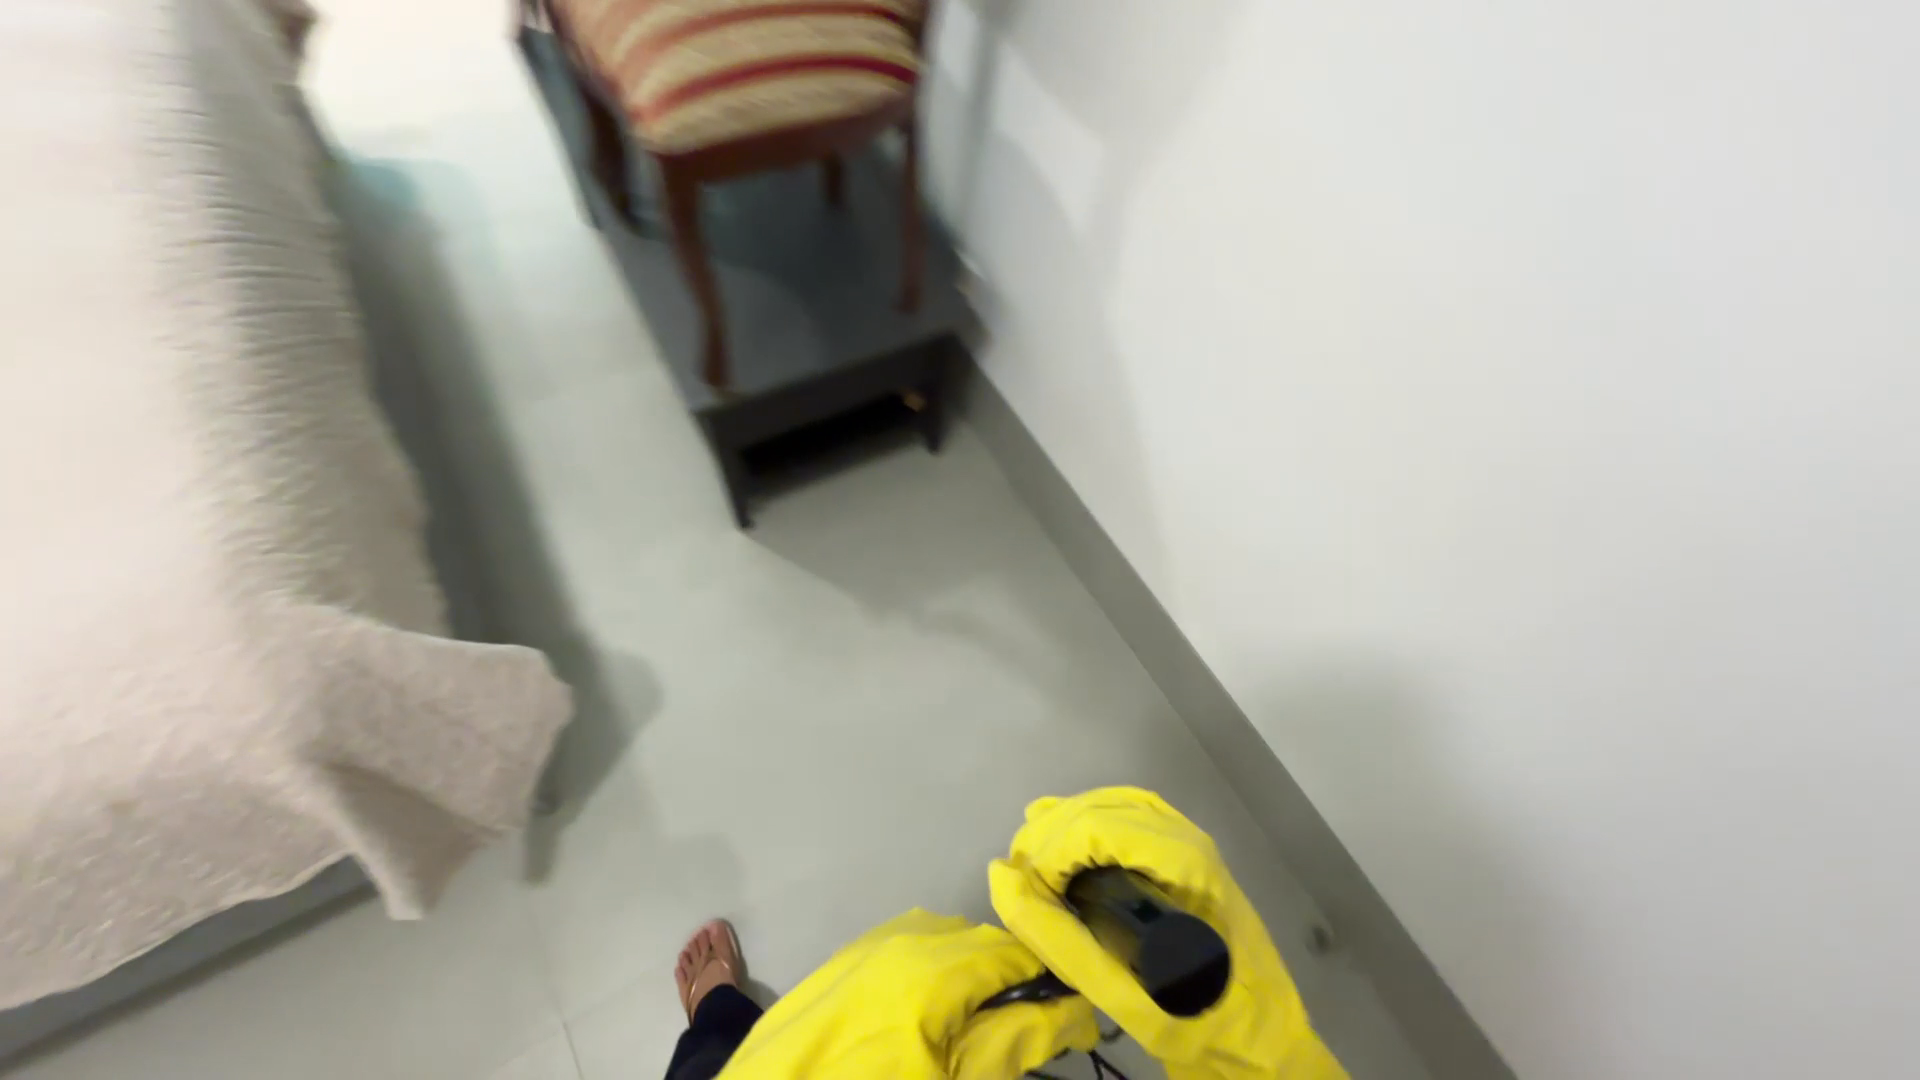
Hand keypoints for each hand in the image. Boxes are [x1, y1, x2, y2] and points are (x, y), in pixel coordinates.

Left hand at [716, 910, 1097, 1079]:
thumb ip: (1014, 1043)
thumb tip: (1073, 1008)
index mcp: (930, 968)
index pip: (1013, 953)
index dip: (1046, 981)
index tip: (1065, 1014)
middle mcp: (898, 940)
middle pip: (977, 942)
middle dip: (1004, 979)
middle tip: (1011, 1031)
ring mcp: (863, 947)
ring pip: (939, 941)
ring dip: (964, 974)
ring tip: (963, 1028)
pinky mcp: (838, 964)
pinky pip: (901, 949)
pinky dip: (926, 972)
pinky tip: (918, 1018)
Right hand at [989, 788, 1350, 1079]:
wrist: (1267, 1052)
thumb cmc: (1207, 1030)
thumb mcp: (1131, 999)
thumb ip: (1065, 942)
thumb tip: (1003, 885)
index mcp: (1186, 866)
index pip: (1098, 825)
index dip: (1049, 849)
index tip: (1021, 894)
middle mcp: (1186, 838)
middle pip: (1098, 808)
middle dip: (1048, 838)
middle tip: (1019, 888)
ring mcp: (1185, 842)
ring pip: (1107, 806)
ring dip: (1061, 831)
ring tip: (1032, 872)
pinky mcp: (1178, 856)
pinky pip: (1121, 818)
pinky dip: (1083, 828)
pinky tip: (1060, 850)